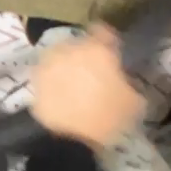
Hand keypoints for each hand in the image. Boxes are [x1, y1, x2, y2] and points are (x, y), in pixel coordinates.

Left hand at [31, 26, 144, 148]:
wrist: (68, 139)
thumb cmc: (107, 119)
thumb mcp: (134, 103)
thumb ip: (131, 82)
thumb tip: (127, 79)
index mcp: (99, 49)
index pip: (104, 31)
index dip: (108, 40)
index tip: (111, 51)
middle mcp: (72, 48)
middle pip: (81, 44)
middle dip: (86, 55)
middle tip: (94, 72)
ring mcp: (51, 61)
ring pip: (62, 56)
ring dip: (68, 65)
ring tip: (75, 84)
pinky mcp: (36, 77)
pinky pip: (49, 72)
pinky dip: (54, 79)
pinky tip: (60, 93)